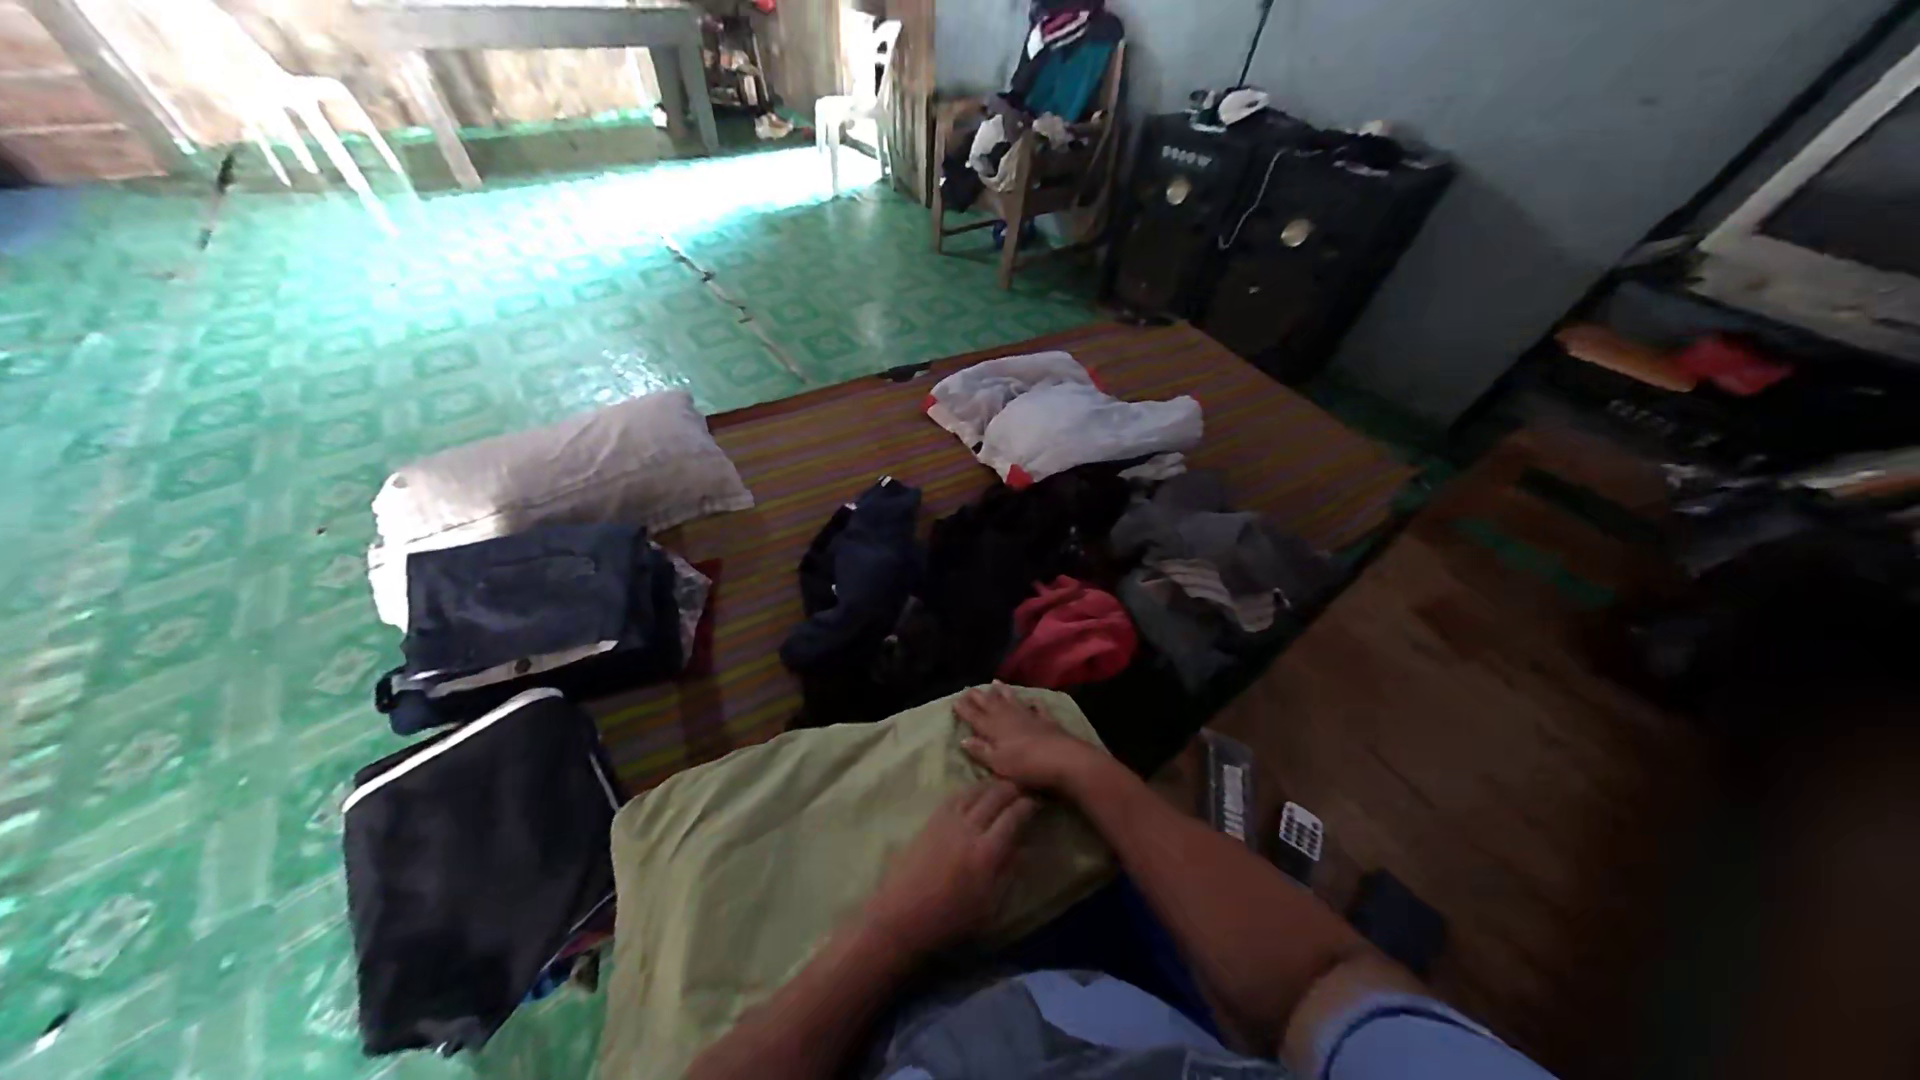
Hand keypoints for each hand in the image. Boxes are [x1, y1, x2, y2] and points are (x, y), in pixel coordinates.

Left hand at [862, 781, 1037, 955]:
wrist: (901, 917)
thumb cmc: (949, 921)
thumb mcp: (988, 906)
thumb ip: (1008, 872)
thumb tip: (1025, 848)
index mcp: (987, 853)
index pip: (1013, 817)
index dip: (1028, 805)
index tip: (1038, 800)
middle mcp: (969, 829)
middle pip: (995, 797)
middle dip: (1013, 788)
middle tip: (1025, 786)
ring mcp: (947, 822)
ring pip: (975, 791)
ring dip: (992, 785)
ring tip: (1004, 784)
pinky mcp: (931, 821)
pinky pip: (955, 796)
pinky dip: (970, 789)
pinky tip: (976, 791)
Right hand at [956, 683, 1104, 792]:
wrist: (1064, 760)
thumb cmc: (1026, 765)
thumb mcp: (998, 763)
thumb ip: (980, 750)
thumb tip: (964, 738)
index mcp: (995, 728)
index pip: (976, 717)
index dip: (965, 709)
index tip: (955, 700)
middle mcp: (1010, 718)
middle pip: (992, 705)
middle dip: (980, 697)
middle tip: (970, 688)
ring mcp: (1030, 717)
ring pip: (1013, 701)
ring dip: (1004, 692)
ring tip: (995, 682)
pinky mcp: (1047, 722)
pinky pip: (1038, 708)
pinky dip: (1034, 703)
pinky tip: (1032, 700)